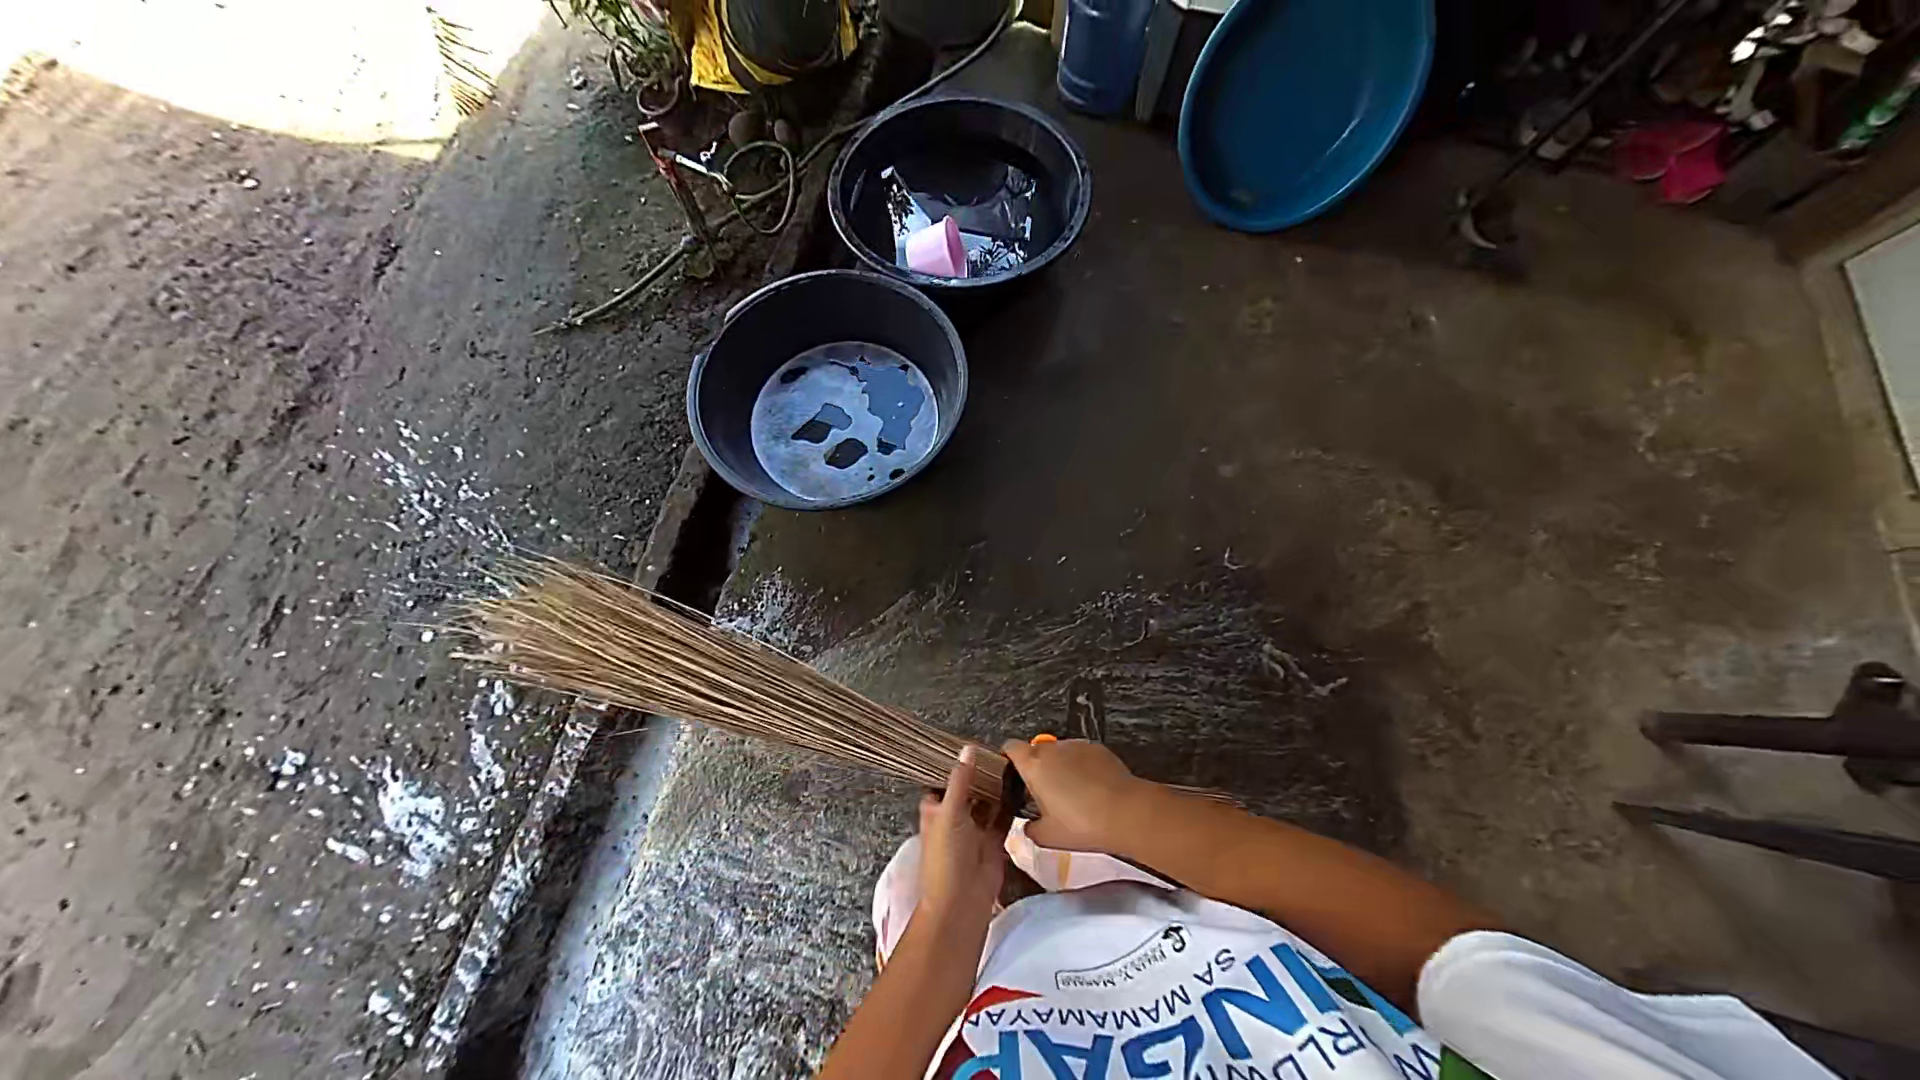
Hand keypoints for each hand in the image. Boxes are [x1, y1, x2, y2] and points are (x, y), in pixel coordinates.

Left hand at [916, 745, 1006, 926]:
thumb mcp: (949, 812)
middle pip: (968, 789)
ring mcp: (974, 830)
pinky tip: (1021, 788)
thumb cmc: (946, 858)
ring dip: (997, 788)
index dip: (956, 765)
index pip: (944, 780)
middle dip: (981, 774)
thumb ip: (960, 780)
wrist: (962, 903)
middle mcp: (954, 817)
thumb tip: (968, 749)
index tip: (973, 746)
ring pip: (987, 802)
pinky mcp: (993, 841)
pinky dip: (1010, 804)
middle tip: (998, 752)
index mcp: (935, 809)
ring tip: (1011, 764)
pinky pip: (1003, 817)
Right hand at [1000, 738, 1153, 853]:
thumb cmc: (1080, 825)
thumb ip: (1030, 829)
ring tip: (1073, 792)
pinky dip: (1081, 766)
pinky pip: (1081, 755)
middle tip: (1044, 793)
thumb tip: (1028, 826)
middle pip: (1035, 750)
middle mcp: (1051, 748)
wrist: (1126, 812)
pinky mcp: (1098, 748)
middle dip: (1036, 767)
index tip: (1012, 775)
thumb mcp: (1047, 837)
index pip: (1010, 747)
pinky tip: (1092, 788)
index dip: (1008, 759)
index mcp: (1033, 765)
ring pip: (1059, 752)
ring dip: (1060, 766)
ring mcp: (1076, 745)